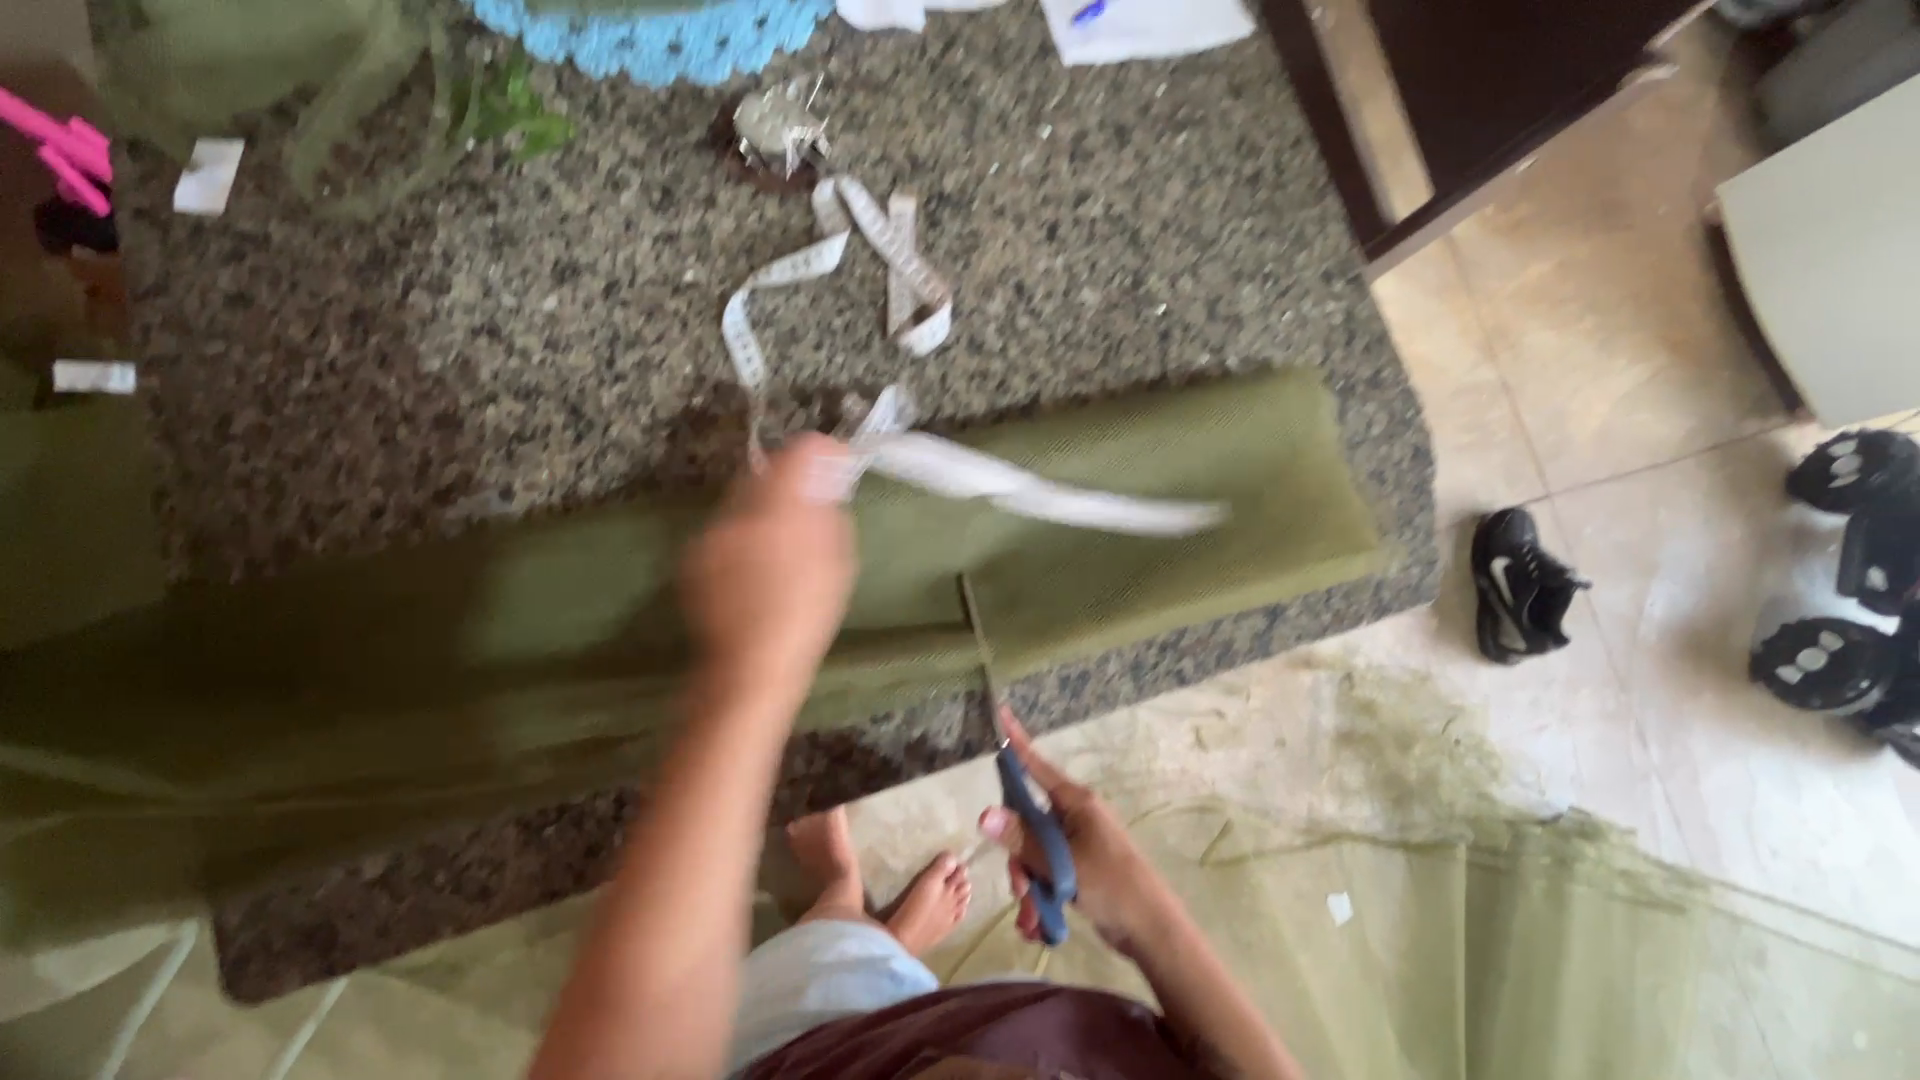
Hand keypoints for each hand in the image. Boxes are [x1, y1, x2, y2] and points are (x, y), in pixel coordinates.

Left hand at [681, 434, 855, 689]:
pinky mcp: (694, 555)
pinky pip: (726, 528)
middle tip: (812, 499)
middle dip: (789, 477)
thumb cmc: (807, 618)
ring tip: (784, 537)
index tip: (837, 459)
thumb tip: (826, 480)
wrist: (750, 667)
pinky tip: (756, 563)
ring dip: (766, 506)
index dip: (821, 450)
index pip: (799, 453)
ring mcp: (712, 533)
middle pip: (765, 471)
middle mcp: (740, 512)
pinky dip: (744, 532)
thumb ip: (828, 513)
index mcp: (781, 511)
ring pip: (743, 500)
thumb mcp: (838, 563)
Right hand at [978, 709, 1180, 954]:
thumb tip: (984, 812)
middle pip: (1025, 824)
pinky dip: (1040, 900)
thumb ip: (1022, 840)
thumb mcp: (1062, 863)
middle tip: (1022, 889)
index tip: (1001, 711)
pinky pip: (1045, 876)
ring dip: (1029, 887)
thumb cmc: (1112, 885)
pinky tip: (1040, 924)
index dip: (1017, 743)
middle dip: (1019, 860)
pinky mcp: (1078, 870)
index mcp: (1075, 803)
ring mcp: (1076, 844)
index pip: (1037, 765)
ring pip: (1032, 855)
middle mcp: (1073, 818)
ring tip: (1035, 916)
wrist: (1152, 930)